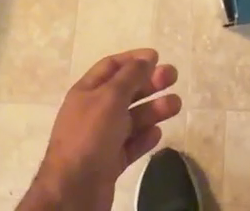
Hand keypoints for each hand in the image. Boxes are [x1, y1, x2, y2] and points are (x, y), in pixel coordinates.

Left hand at [20, 49, 182, 210]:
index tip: (157, 57)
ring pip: (131, 119)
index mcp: (87, 92)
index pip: (111, 66)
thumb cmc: (89, 136)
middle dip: (149, 83)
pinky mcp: (109, 163)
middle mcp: (93, 112)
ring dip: (153, 109)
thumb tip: (147, 58)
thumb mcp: (110, 98)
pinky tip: (158, 133)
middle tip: (173, 77)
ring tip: (176, 105)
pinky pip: (130, 145)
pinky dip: (144, 138)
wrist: (73, 191)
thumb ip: (130, 76)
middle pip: (125, 91)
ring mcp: (101, 139)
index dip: (134, 59)